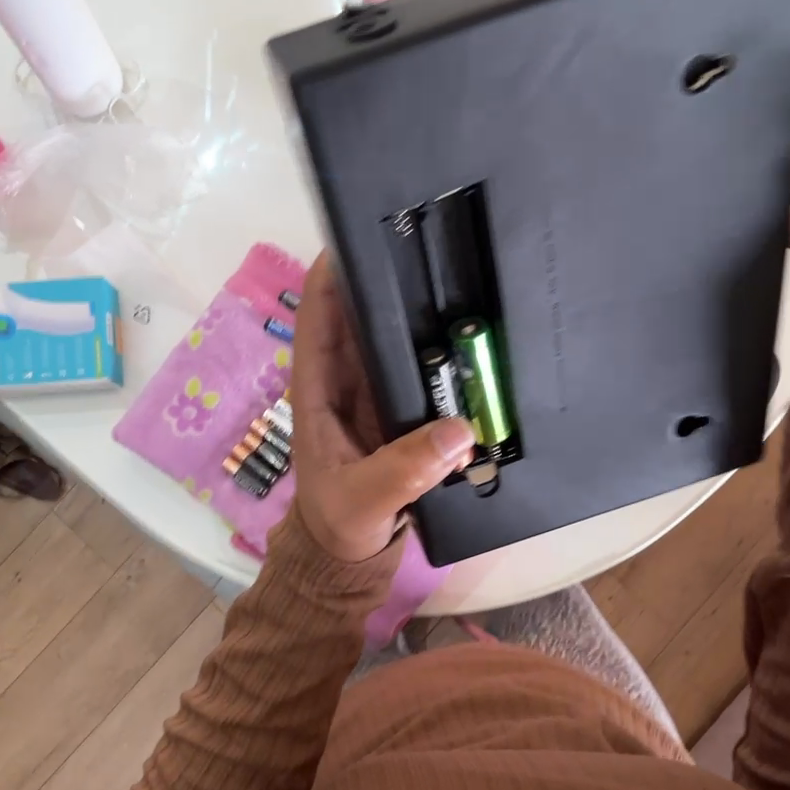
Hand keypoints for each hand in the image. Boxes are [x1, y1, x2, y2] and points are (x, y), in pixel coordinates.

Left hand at [290, 253, 477, 561]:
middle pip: (358, 318)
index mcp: (317, 391)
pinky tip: (472, 334)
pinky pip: (420, 371)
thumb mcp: (364, 500)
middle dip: (384, 282)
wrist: (349, 554)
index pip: (316, 320)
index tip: (356, 235)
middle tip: (428, 243)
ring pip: (391, 341)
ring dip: (416, 314)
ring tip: (458, 273)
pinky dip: (440, 354)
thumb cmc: (339, 523)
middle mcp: (343, 382)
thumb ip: (406, 470)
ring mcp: (373, 394)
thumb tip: (459, 432)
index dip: (329, 276)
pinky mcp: (401, 411)